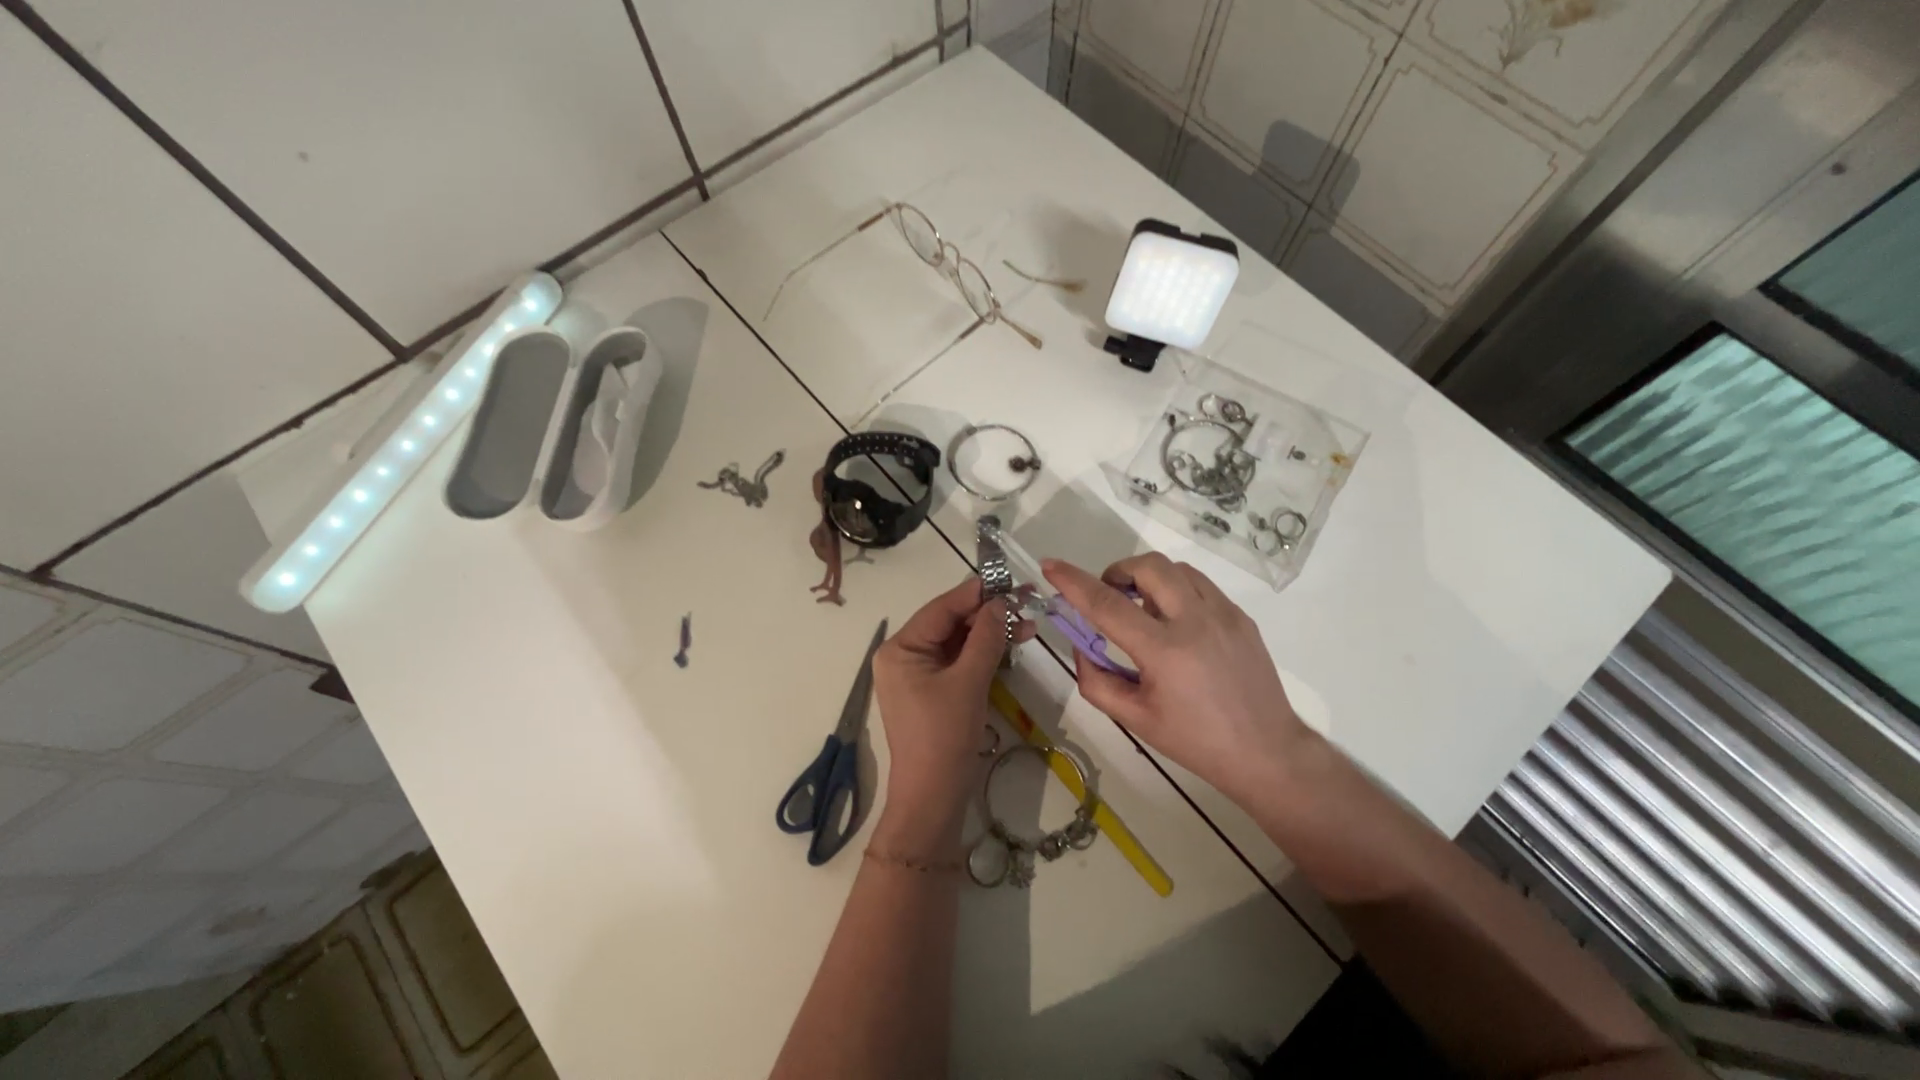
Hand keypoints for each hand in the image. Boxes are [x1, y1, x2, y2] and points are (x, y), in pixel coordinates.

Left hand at [869, 577, 1014, 853]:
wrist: (933, 798)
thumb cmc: (945, 736)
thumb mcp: (969, 682)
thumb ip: (986, 637)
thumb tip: (1002, 603)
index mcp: (900, 649)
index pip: (941, 608)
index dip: (977, 594)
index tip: (1011, 580)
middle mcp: (902, 657)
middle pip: (949, 623)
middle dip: (988, 615)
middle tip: (1027, 604)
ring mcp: (916, 677)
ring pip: (956, 643)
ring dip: (989, 635)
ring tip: (1028, 627)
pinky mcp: (931, 694)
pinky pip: (957, 664)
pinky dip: (982, 656)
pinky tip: (1010, 647)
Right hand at [1043, 554, 1313, 800]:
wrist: (1265, 751)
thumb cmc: (1195, 741)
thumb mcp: (1135, 720)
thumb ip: (1097, 681)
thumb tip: (1082, 646)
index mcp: (1164, 651)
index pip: (1107, 604)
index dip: (1073, 581)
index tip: (1051, 565)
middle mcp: (1195, 622)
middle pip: (1148, 567)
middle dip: (1118, 571)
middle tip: (1108, 596)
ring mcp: (1224, 615)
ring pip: (1177, 569)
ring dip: (1149, 578)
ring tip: (1142, 610)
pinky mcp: (1241, 617)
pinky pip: (1200, 585)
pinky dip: (1176, 590)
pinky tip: (1174, 622)